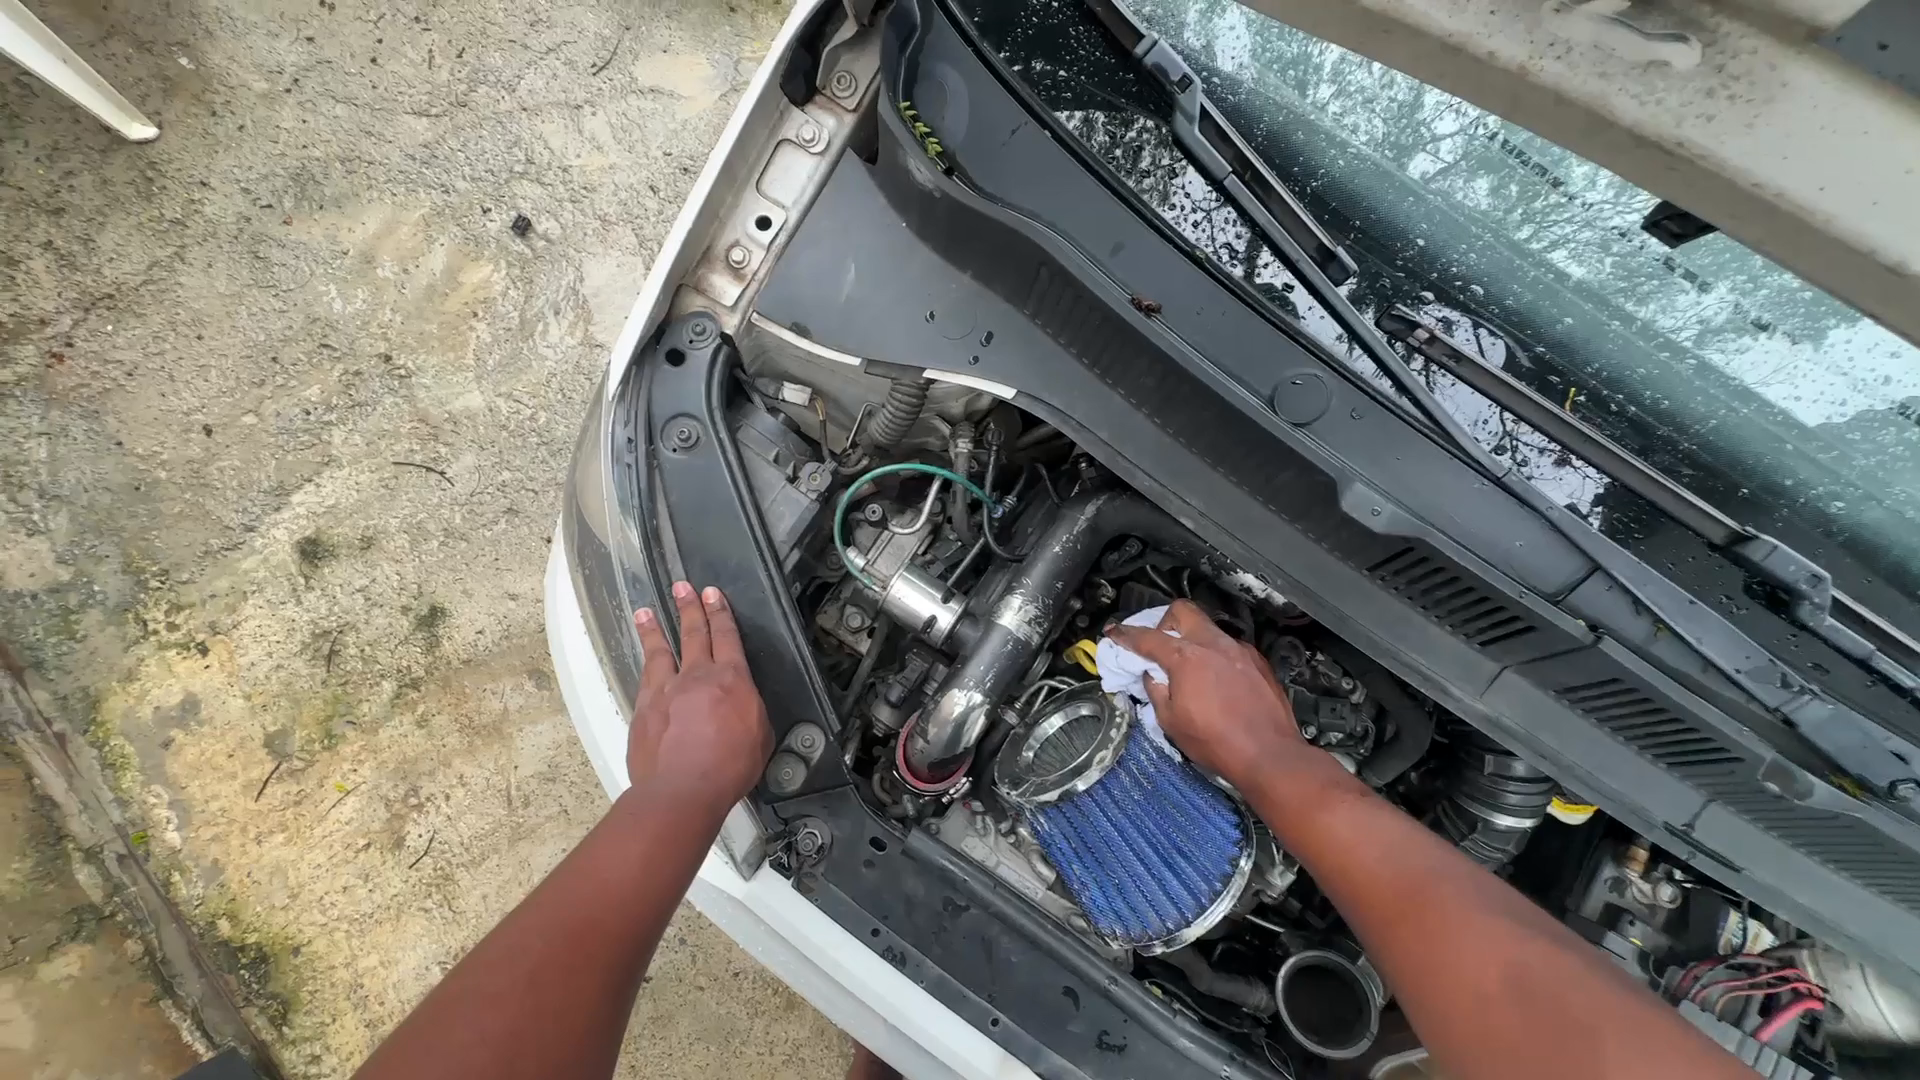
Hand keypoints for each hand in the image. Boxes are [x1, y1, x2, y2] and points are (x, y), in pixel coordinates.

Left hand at [628, 582, 772, 820]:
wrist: (682, 790)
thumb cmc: (730, 767)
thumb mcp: (760, 736)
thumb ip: (751, 713)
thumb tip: (744, 707)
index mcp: (732, 679)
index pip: (727, 636)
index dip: (721, 613)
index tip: (713, 594)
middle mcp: (697, 676)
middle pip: (693, 633)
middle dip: (690, 608)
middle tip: (683, 587)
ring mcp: (666, 691)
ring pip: (660, 650)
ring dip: (655, 629)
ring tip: (647, 611)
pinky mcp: (644, 709)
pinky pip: (645, 678)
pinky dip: (645, 663)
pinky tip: (643, 658)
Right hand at [1108, 600, 1314, 792]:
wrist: (1269, 755)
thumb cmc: (1215, 742)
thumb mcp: (1170, 721)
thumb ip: (1156, 690)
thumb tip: (1153, 676)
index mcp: (1186, 657)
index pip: (1147, 637)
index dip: (1125, 634)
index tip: (1114, 632)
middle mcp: (1213, 644)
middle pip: (1183, 610)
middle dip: (1164, 621)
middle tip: (1161, 645)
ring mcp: (1239, 650)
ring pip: (1209, 629)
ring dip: (1193, 640)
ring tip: (1191, 668)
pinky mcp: (1259, 662)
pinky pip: (1230, 648)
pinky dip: (1216, 656)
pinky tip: (1218, 682)